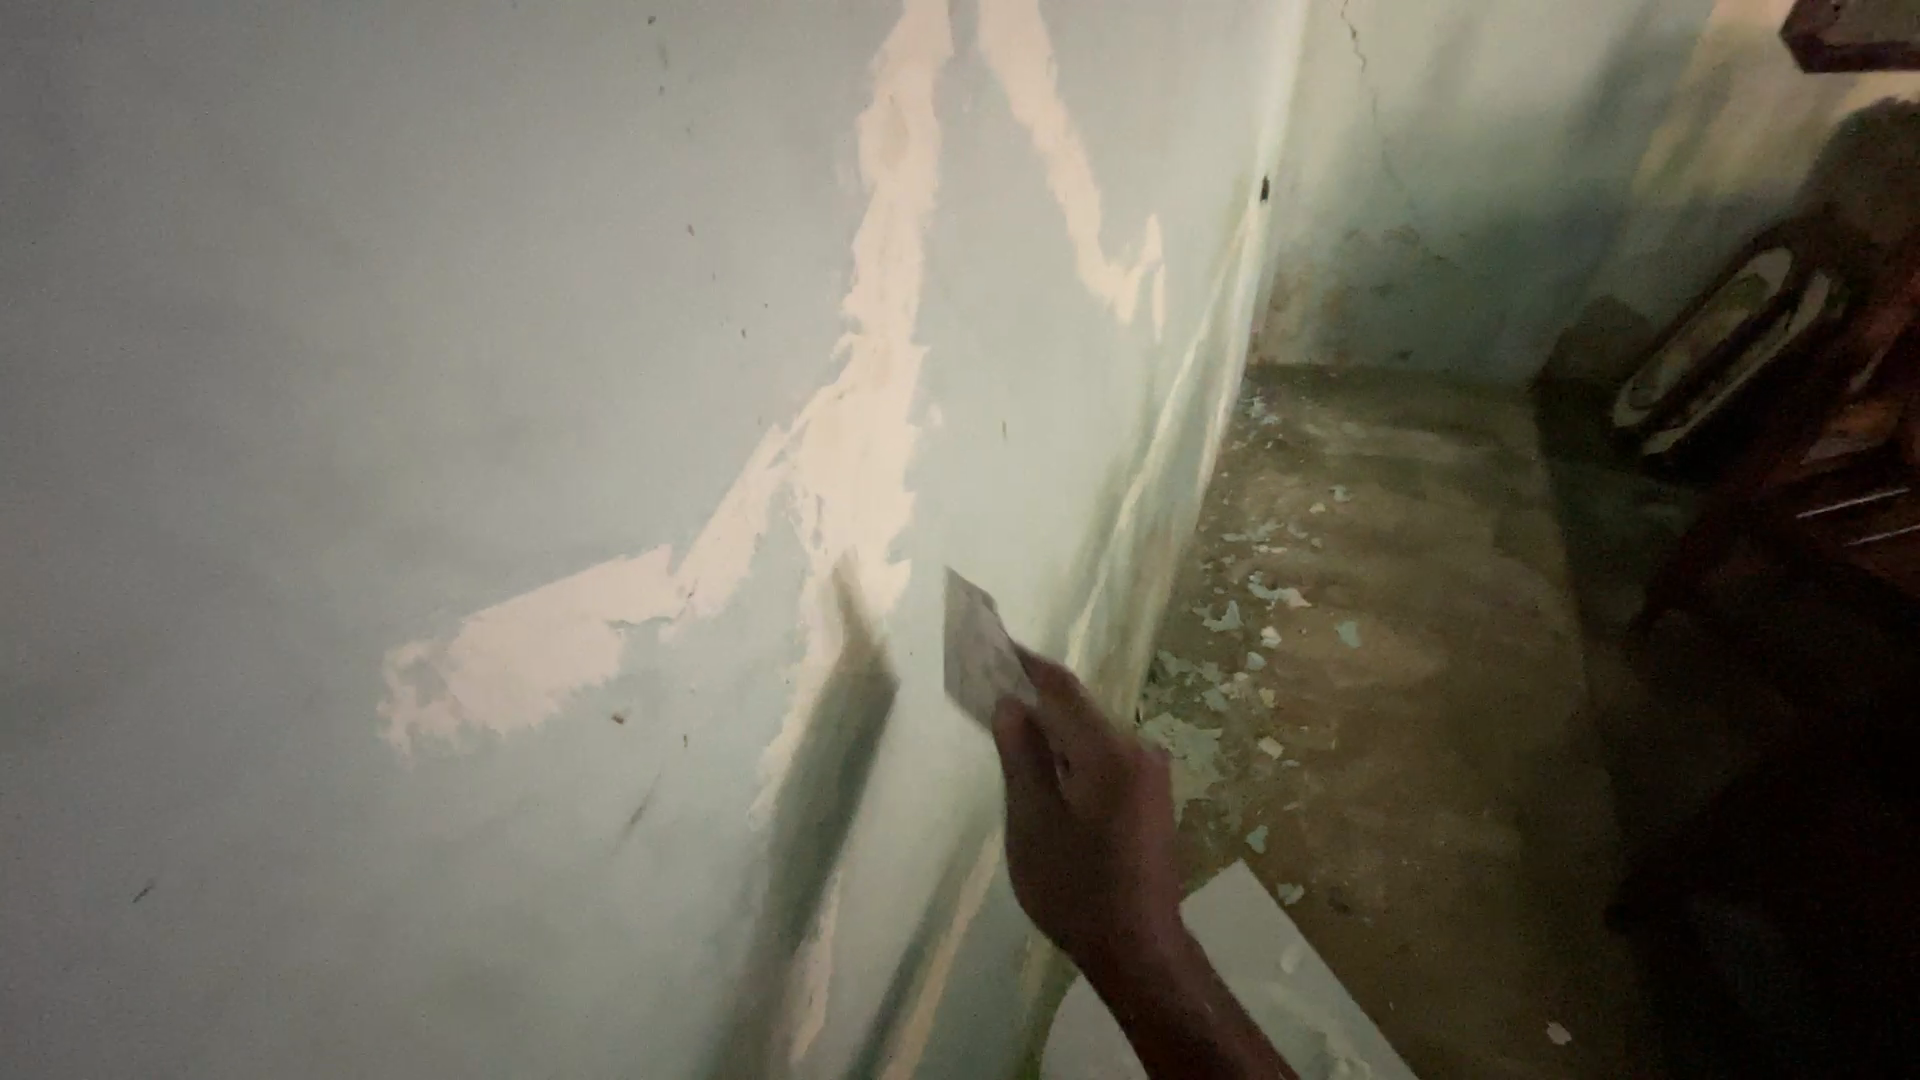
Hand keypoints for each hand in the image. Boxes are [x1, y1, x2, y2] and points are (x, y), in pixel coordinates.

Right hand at [991, 649, 1182, 977]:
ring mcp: (1149, 770)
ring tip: (1008, 727)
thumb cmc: (1076, 888)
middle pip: (1077, 708)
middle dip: (1033, 697)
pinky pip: (1102, 753)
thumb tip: (1009, 702)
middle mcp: (1138, 748)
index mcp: (1110, 750)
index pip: (1061, 688)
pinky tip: (1045, 766)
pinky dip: (1070, 751)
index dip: (1025, 663)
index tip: (992, 643)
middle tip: (988, 690)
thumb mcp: (1033, 821)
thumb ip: (1021, 754)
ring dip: (1051, 727)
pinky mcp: (1150, 791)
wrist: (1139, 948)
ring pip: (1089, 732)